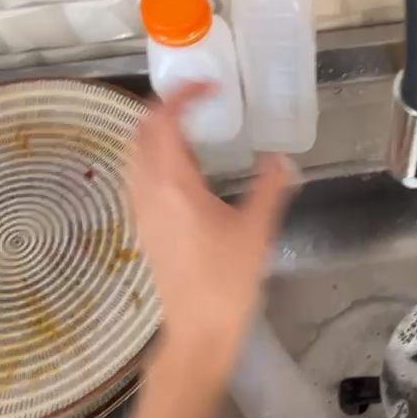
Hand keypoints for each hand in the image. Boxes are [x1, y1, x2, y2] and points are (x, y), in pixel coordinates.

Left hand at [130, 83, 293, 379]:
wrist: (198, 331)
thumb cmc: (228, 280)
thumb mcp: (257, 229)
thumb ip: (271, 187)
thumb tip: (281, 159)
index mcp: (174, 184)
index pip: (166, 122)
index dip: (185, 95)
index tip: (212, 86)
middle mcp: (148, 191)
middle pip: (141, 132)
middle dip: (165, 107)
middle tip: (199, 99)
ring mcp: (141, 210)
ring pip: (135, 154)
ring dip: (156, 130)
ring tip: (192, 127)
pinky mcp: (144, 227)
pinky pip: (138, 175)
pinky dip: (154, 155)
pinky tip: (185, 168)